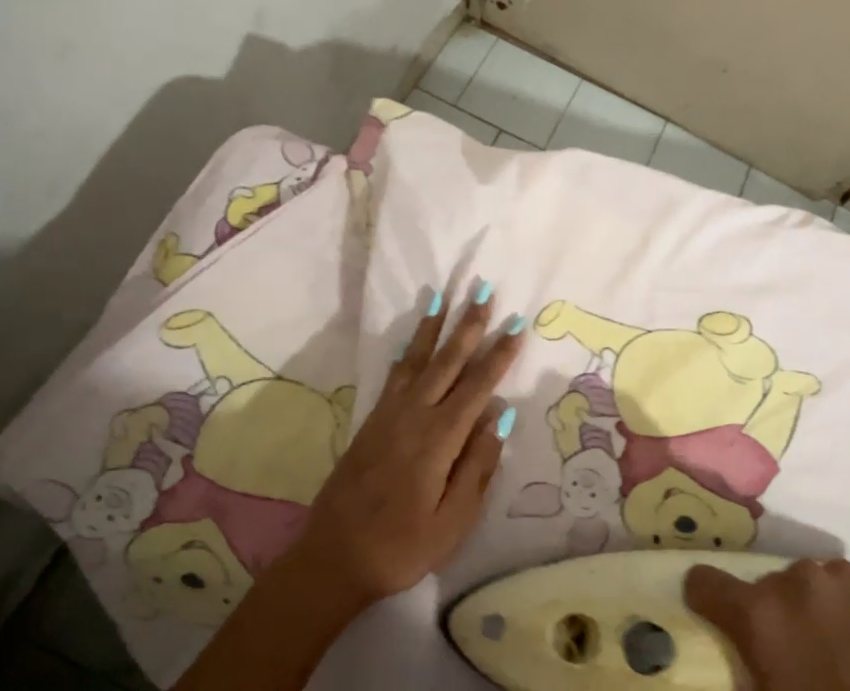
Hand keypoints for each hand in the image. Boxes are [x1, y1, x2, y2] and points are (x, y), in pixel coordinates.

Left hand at [290, 282, 525, 605]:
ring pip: (416, 362)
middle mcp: (413, 417)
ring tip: (443, 297)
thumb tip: (501, 416)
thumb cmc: (402, 547)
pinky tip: (409, 345)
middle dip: (467, 326)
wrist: (333, 559)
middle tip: (483, 290)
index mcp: (438, 439)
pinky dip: (406, 354)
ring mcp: (388, 417)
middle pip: (446, 362)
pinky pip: (394, 378)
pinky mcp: (370, 424)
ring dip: (432, 328)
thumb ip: (477, 466)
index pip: (477, 387)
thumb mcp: (453, 520)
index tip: (516, 325)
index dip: (498, 356)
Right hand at [684, 559, 849, 690]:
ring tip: (837, 648)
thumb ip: (747, 676)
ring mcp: (844, 577)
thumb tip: (742, 670)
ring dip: (816, 608)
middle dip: (775, 616)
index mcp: (761, 613)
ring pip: (814, 584)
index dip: (704, 598)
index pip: (706, 583)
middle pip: (769, 588)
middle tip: (793, 656)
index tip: (708, 611)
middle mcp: (797, 581)